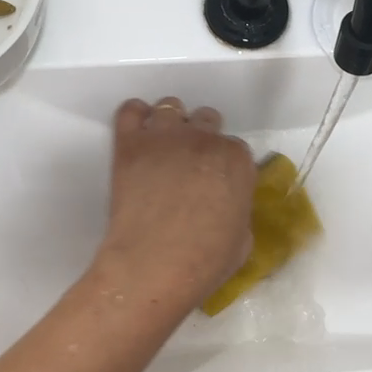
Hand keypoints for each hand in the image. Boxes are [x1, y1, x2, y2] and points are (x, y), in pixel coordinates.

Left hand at [95, 97, 256, 309]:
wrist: (154, 263)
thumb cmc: (204, 261)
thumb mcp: (241, 239)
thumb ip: (237, 210)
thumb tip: (226, 207)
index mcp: (238, 162)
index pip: (235, 148)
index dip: (224, 164)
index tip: (215, 180)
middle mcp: (205, 139)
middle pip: (206, 120)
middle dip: (200, 138)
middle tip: (189, 165)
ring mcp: (166, 137)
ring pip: (170, 107)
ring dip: (170, 124)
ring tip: (162, 147)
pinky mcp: (130, 143)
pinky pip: (131, 111)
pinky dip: (135, 116)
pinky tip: (136, 131)